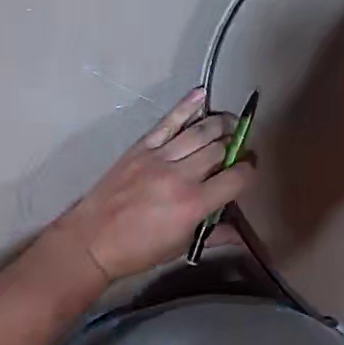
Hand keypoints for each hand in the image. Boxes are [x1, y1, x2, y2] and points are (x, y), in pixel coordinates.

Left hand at [46, 89, 253, 283]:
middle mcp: (180, 175)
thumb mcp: (181, 246)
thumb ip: (215, 235)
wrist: (93, 238)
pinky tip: (201, 95)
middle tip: (241, 146)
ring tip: (231, 123)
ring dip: (220, 123)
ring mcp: (159, 157)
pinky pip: (168, 122)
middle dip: (236, 145)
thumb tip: (242, 235)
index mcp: (194, 204)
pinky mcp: (141, 148)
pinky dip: (186, 106)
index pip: (236, 177)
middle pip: (219, 148)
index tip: (249, 168)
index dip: (249, 170)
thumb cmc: (139, 249)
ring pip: (199, 131)